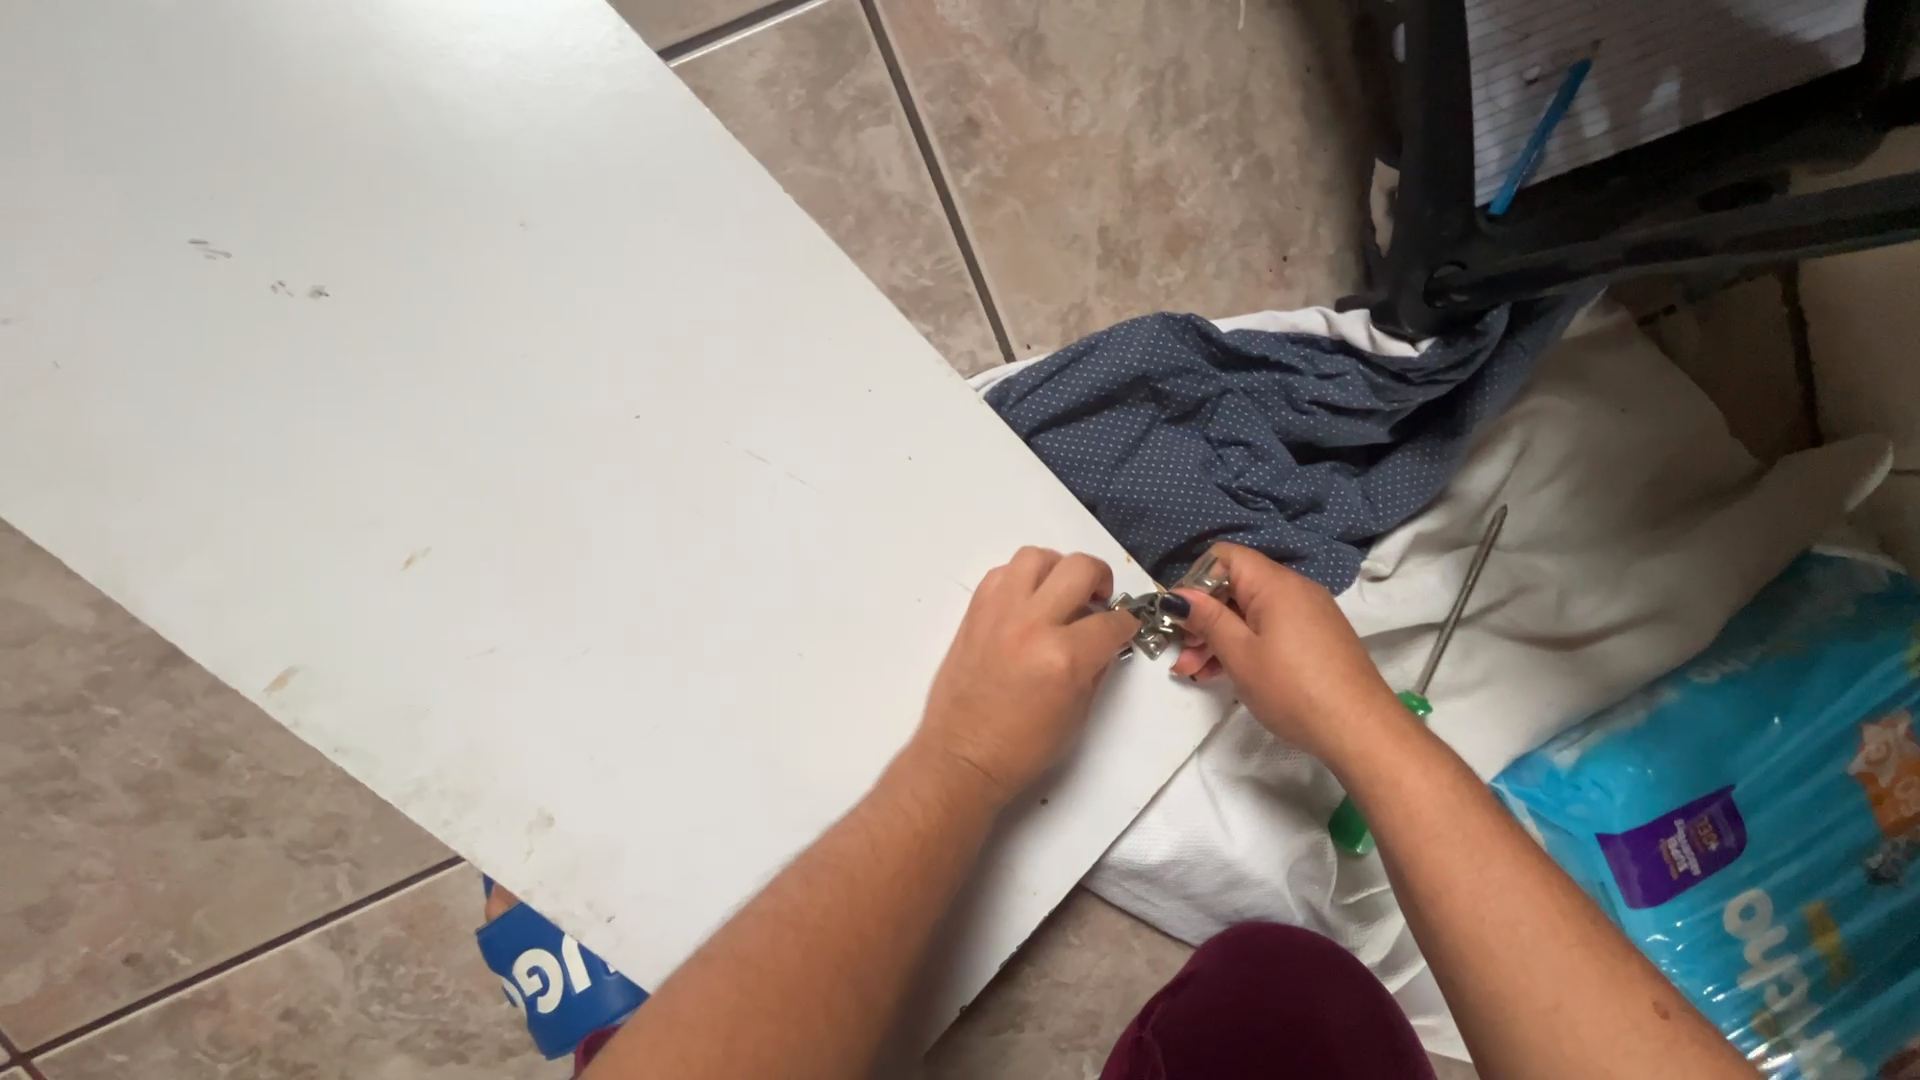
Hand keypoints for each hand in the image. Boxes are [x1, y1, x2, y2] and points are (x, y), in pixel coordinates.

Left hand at [912, 547, 1140, 806]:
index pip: (1112, 622)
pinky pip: (1002, 573)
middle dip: (1100, 580)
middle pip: (1080, 569)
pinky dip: (1021, 579)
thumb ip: (1097, 665)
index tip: (1125, 627)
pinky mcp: (974, 611)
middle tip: (1098, 600)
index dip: (1126, 624)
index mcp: (1064, 658)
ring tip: (1059, 592)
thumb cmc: (1024, 747)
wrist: (962, 755)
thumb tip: (1108, 637)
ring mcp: (999, 613)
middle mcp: (1032, 624)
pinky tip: (1027, 602)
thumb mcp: (1079, 712)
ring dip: (1057, 569)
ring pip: (1036, 556)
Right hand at [1168, 544, 1403, 762]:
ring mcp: (1307, 615)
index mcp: (1275, 584)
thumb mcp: (1240, 654)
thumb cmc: (1292, 688)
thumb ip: (1207, 619)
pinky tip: (1222, 673)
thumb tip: (1177, 595)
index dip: (1195, 579)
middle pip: (1235, 587)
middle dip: (1202, 616)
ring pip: (1249, 613)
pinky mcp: (1314, 639)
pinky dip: (1243, 645)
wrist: (1361, 731)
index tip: (1179, 614)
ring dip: (1218, 636)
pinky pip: (1268, 629)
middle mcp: (1294, 590)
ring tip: (1193, 671)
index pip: (1225, 557)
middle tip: (1181, 651)